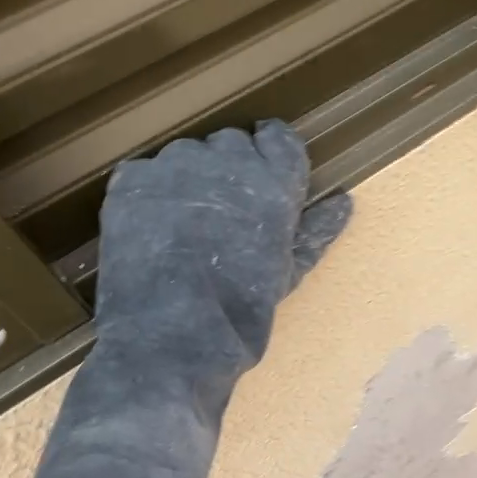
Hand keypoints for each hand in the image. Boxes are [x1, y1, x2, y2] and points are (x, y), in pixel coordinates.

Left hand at [30, 121, 350, 477]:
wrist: (171, 338)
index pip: (279, 139)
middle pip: (231, 143)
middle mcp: (228, 162)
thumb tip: (345, 201)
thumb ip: (315, 231)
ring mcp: (176, 167)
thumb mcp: (288, 274)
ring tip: (184, 223)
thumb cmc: (242, 314)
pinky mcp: (131, 181)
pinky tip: (152, 228)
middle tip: (224, 212)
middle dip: (230, 169)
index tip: (262, 173)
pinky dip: (150, 192)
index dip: (270, 154)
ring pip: (187, 155)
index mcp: (275, 184)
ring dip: (190, 178)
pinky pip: (145, 171)